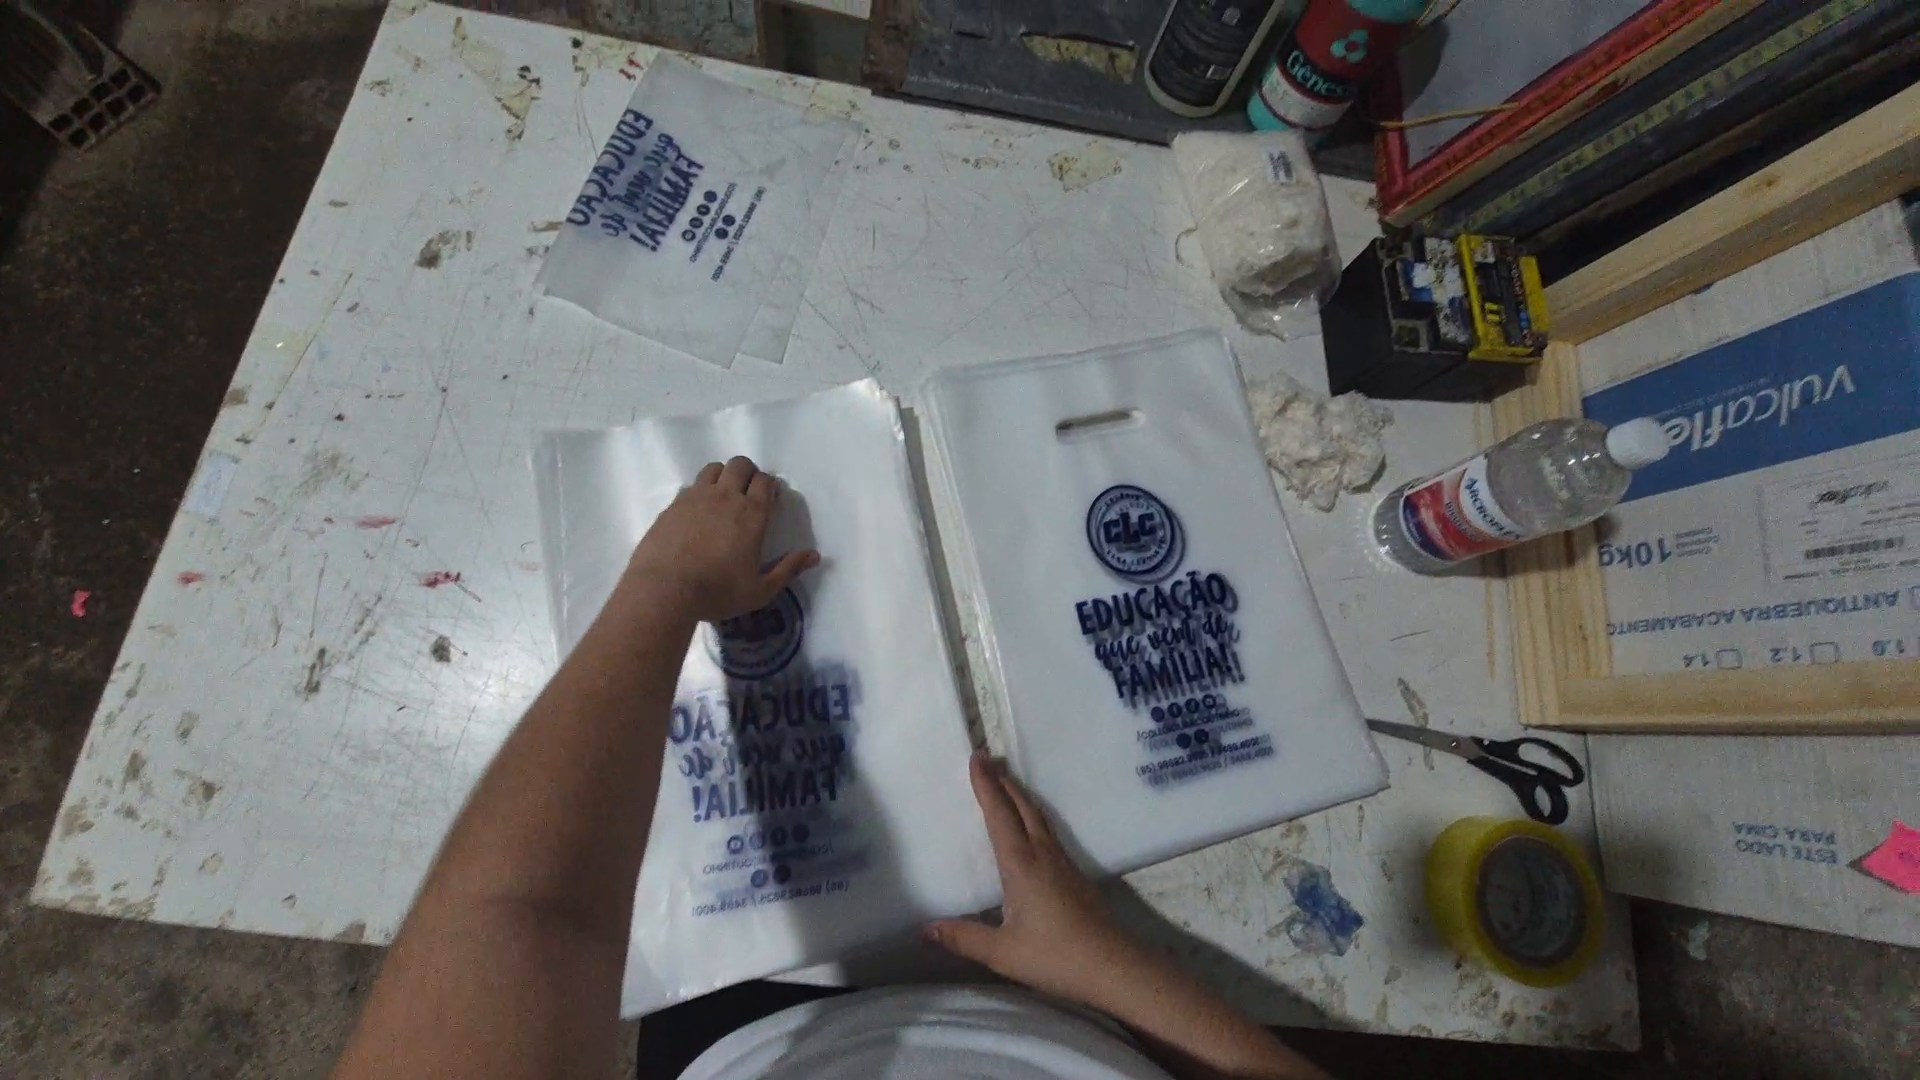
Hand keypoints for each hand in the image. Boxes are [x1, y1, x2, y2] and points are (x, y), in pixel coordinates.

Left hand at [624, 456, 818, 623]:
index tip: (770, 499)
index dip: (770, 486)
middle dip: (749, 473)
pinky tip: (698, 513)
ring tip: (723, 497)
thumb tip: (815, 556)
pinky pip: (692, 485)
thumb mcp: (760, 590)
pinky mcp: (673, 505)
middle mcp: (726, 497)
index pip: (765, 482)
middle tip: (749, 493)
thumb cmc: (717, 591)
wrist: (663, 590)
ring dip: (724, 476)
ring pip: (714, 469)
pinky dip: (701, 491)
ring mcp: (696, 498)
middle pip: (741, 465)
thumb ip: (788, 570)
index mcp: (752, 514)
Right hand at [924, 755, 1140, 1003]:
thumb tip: (925, 928)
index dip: (987, 786)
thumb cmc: (1056, 956)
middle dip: (1003, 781)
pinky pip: (1047, 828)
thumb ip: (964, 938)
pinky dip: (1032, 813)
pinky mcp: (1074, 872)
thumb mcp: (1003, 953)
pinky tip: (1030, 823)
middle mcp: (1042, 852)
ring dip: (1019, 794)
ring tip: (1005, 781)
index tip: (976, 758)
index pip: (1000, 815)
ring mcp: (1062, 860)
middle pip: (1022, 806)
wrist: (1114, 965)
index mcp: (1021, 863)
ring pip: (1038, 815)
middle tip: (987, 759)